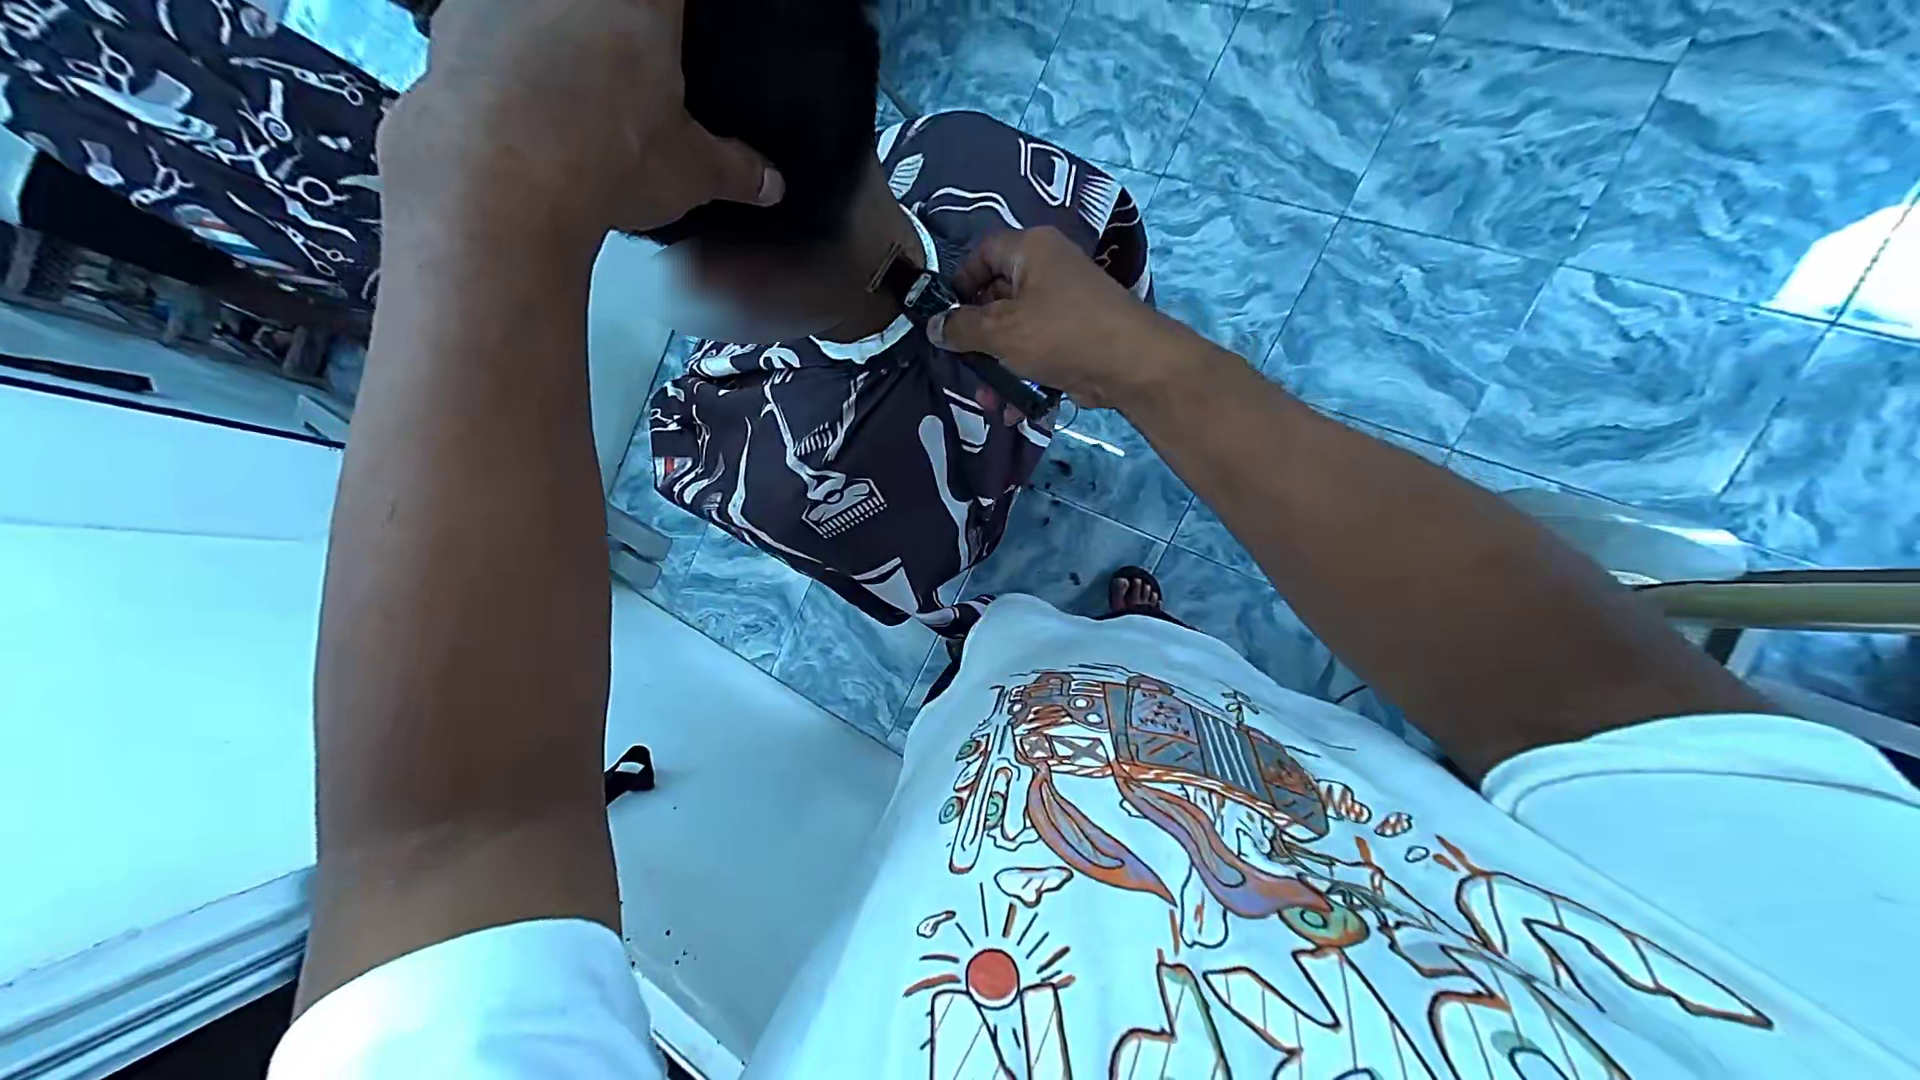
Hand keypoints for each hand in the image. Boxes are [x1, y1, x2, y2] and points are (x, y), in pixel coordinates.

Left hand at [378, 0, 781, 248]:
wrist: (500, 173)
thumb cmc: (612, 154)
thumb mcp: (693, 172)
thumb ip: (736, 171)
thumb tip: (771, 184)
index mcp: (639, 0)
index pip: (669, 2)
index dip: (677, 19)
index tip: (680, 36)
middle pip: (605, 7)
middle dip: (619, 30)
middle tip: (636, 70)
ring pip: (545, 12)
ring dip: (561, 37)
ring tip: (581, 90)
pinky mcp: (450, 26)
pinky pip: (492, 29)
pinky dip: (513, 58)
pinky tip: (531, 106)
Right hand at [928, 227, 1200, 408]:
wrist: (1130, 364)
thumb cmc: (1060, 334)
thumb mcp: (1001, 331)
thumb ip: (961, 328)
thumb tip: (934, 326)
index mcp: (1030, 250)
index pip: (983, 253)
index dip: (959, 282)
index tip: (945, 316)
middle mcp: (1048, 270)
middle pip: (997, 297)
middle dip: (977, 338)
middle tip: (962, 364)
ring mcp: (1065, 304)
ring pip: (1016, 332)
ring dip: (997, 367)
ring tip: (988, 400)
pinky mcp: (1075, 337)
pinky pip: (1037, 352)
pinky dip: (1022, 376)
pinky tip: (1012, 408)